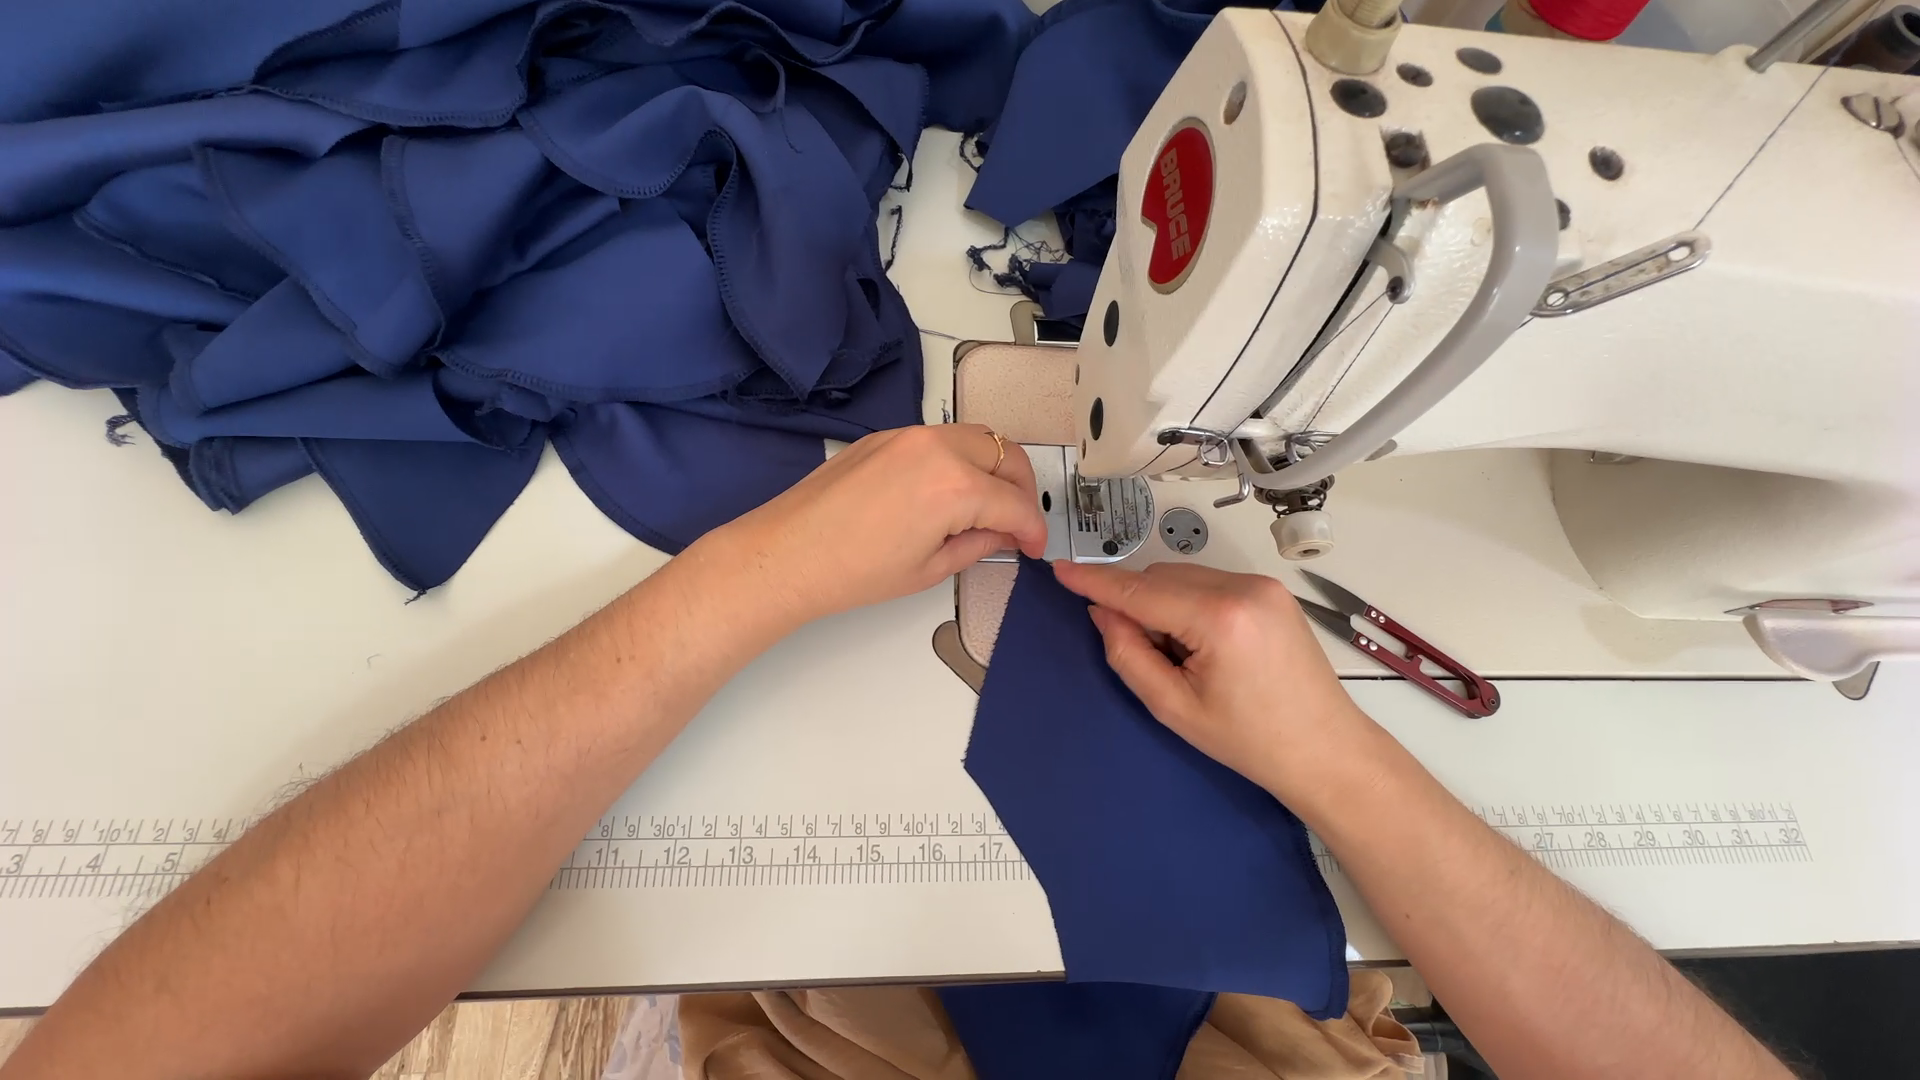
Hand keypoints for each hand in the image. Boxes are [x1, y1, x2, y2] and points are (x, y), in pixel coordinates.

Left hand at [700, 425, 1046, 625]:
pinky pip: (940, 438)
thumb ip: (976, 545)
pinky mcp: (884, 437)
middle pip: (1005, 454)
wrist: (787, 554)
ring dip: (992, 466)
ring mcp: (907, 436)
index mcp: (954, 487)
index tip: (1032, 544)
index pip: (1015, 502)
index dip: (1033, 528)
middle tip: (1017, 521)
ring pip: (976, 437)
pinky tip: (949, 491)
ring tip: (987, 504)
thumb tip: (999, 535)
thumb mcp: (928, 569)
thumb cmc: (850, 570)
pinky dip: (959, 458)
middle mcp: (936, 449)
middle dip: (1021, 487)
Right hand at [1052, 561, 1380, 803]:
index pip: (1141, 591)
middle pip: (1160, 577)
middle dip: (1137, 605)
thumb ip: (1128, 654)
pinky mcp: (1271, 590)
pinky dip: (1188, 604)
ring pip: (1182, 577)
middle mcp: (1244, 587)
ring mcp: (1262, 584)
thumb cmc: (1248, 740)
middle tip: (1147, 656)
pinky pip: (1207, 583)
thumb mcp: (1173, 707)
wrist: (1326, 750)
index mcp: (1220, 618)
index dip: (1096, 581)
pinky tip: (1203, 645)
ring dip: (1162, 604)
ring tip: (1183, 657)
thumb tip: (1103, 612)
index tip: (1060, 568)